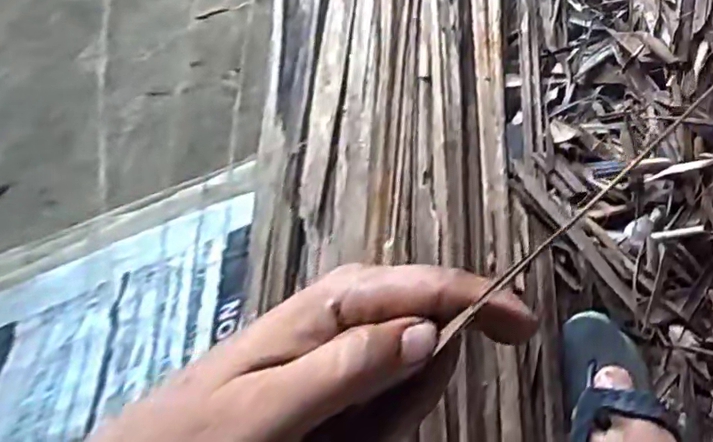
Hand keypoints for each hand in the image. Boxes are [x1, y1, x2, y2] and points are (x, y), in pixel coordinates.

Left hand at [89, 264, 537, 441]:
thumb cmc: (185, 439)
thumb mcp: (259, 412)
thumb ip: (345, 367)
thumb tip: (431, 330)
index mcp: (345, 295)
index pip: (438, 286)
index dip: (489, 300)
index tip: (527, 328)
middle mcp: (358, 307)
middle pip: (434, 329)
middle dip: (421, 380)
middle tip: (375, 432)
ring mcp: (350, 341)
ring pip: (416, 366)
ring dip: (394, 411)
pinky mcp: (341, 374)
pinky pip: (389, 393)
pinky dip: (376, 423)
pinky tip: (337, 438)